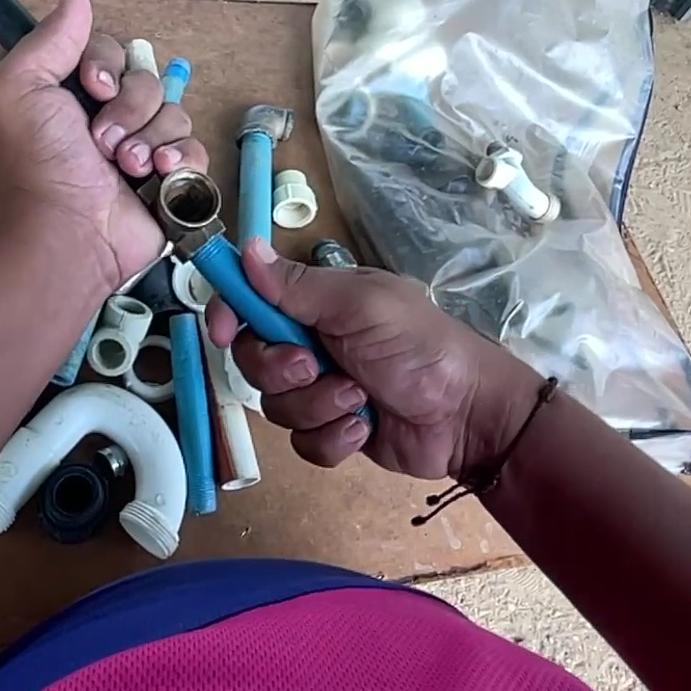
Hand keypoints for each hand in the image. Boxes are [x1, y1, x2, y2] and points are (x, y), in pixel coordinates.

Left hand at [0, 0, 207, 291]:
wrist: (67, 228)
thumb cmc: (39, 166)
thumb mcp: (22, 89)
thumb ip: (50, 39)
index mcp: (79, 95)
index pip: (115, 55)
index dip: (108, 67)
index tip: (91, 89)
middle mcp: (114, 118)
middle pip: (149, 83)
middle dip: (128, 110)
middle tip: (101, 141)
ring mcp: (145, 149)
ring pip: (175, 115)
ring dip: (149, 139)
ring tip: (125, 166)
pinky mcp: (171, 178)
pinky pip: (195, 149)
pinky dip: (180, 160)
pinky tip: (156, 175)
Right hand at [204, 238, 543, 479]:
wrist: (469, 416)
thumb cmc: (420, 346)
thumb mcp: (362, 305)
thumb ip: (300, 285)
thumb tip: (248, 248)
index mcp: (318, 303)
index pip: (252, 300)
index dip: (229, 312)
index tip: (221, 330)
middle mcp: (312, 342)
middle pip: (253, 359)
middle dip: (280, 369)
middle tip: (315, 366)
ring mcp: (321, 388)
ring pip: (276, 405)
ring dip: (316, 405)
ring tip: (358, 399)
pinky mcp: (332, 430)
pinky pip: (302, 442)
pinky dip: (332, 437)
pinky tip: (364, 428)